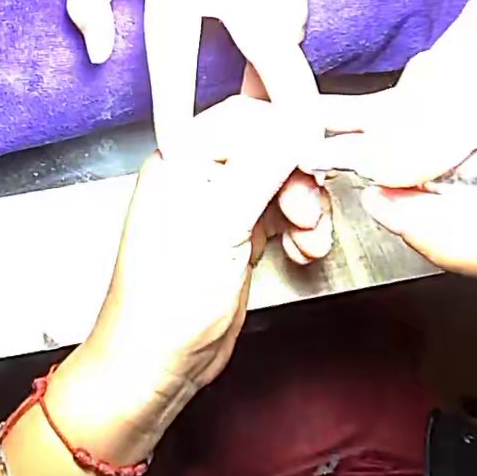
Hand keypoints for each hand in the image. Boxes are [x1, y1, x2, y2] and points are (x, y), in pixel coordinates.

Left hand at [56, 95, 307, 459]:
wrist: (155, 359)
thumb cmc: (165, 299)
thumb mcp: (219, 222)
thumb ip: (259, 166)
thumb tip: (293, 121)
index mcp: (178, 157)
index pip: (244, 116)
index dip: (289, 131)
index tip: (321, 155)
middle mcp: (193, 173)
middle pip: (267, 146)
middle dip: (300, 176)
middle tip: (307, 212)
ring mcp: (213, 203)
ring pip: (278, 180)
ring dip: (306, 206)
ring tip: (308, 238)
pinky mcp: (230, 232)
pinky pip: (277, 212)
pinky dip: (298, 227)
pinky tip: (301, 250)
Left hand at [65, 0, 319, 158]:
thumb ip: (88, 4)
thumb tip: (99, 53)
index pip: (176, 62)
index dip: (176, 113)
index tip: (181, 151)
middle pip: (272, 52)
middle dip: (286, 102)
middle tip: (299, 139)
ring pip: (288, 34)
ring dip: (282, 68)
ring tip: (272, 99)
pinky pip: (293, 11)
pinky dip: (284, 34)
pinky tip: (266, 42)